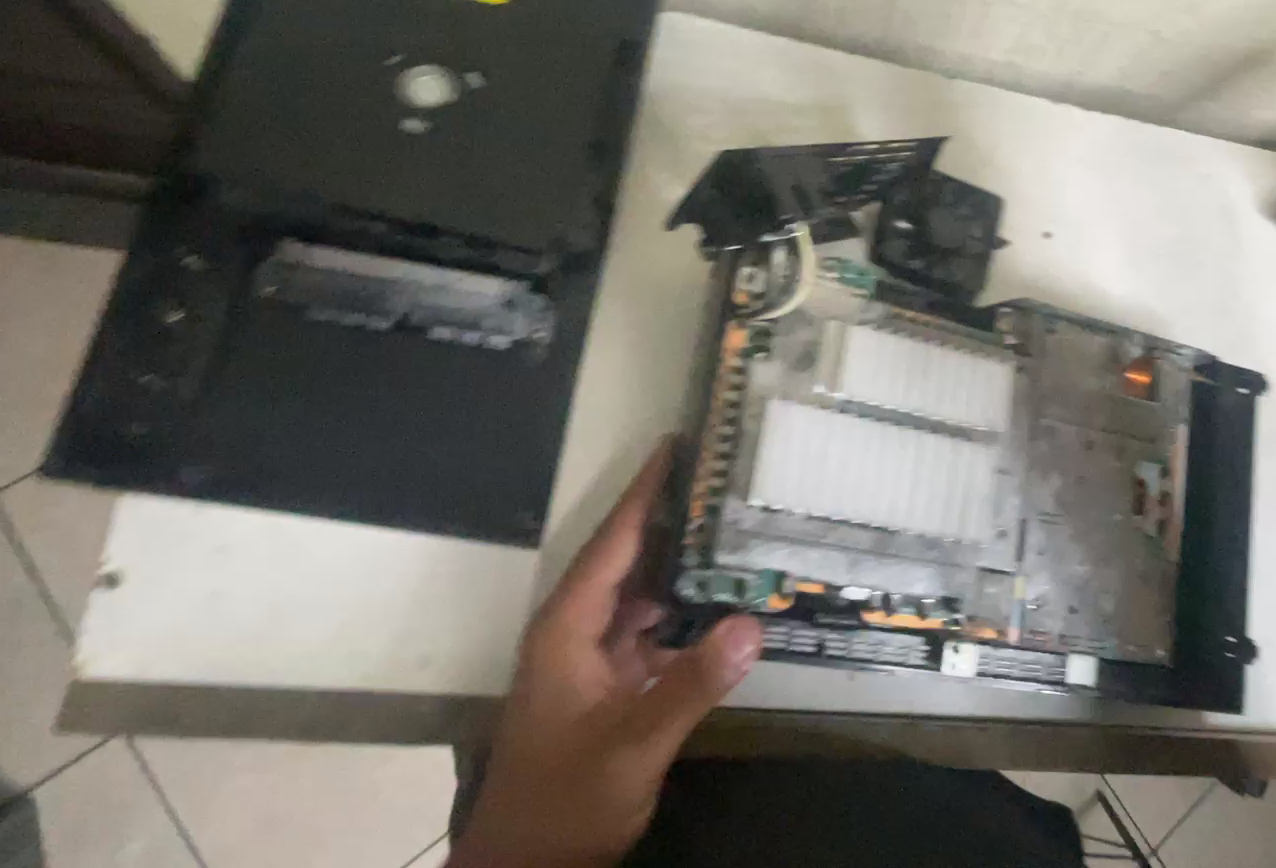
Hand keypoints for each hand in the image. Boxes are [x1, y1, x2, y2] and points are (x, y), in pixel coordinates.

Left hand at [449, 439, 763, 867]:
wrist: (524, 866)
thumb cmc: (564, 801)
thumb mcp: (631, 745)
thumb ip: (689, 686)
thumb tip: (751, 624)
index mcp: (568, 626)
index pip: (612, 543)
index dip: (643, 494)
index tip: (672, 448)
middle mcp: (576, 629)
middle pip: (627, 559)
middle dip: (669, 520)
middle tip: (720, 482)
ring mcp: (591, 658)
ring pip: (640, 596)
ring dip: (680, 568)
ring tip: (731, 533)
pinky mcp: (607, 684)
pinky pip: (649, 632)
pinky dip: (682, 616)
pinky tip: (721, 608)